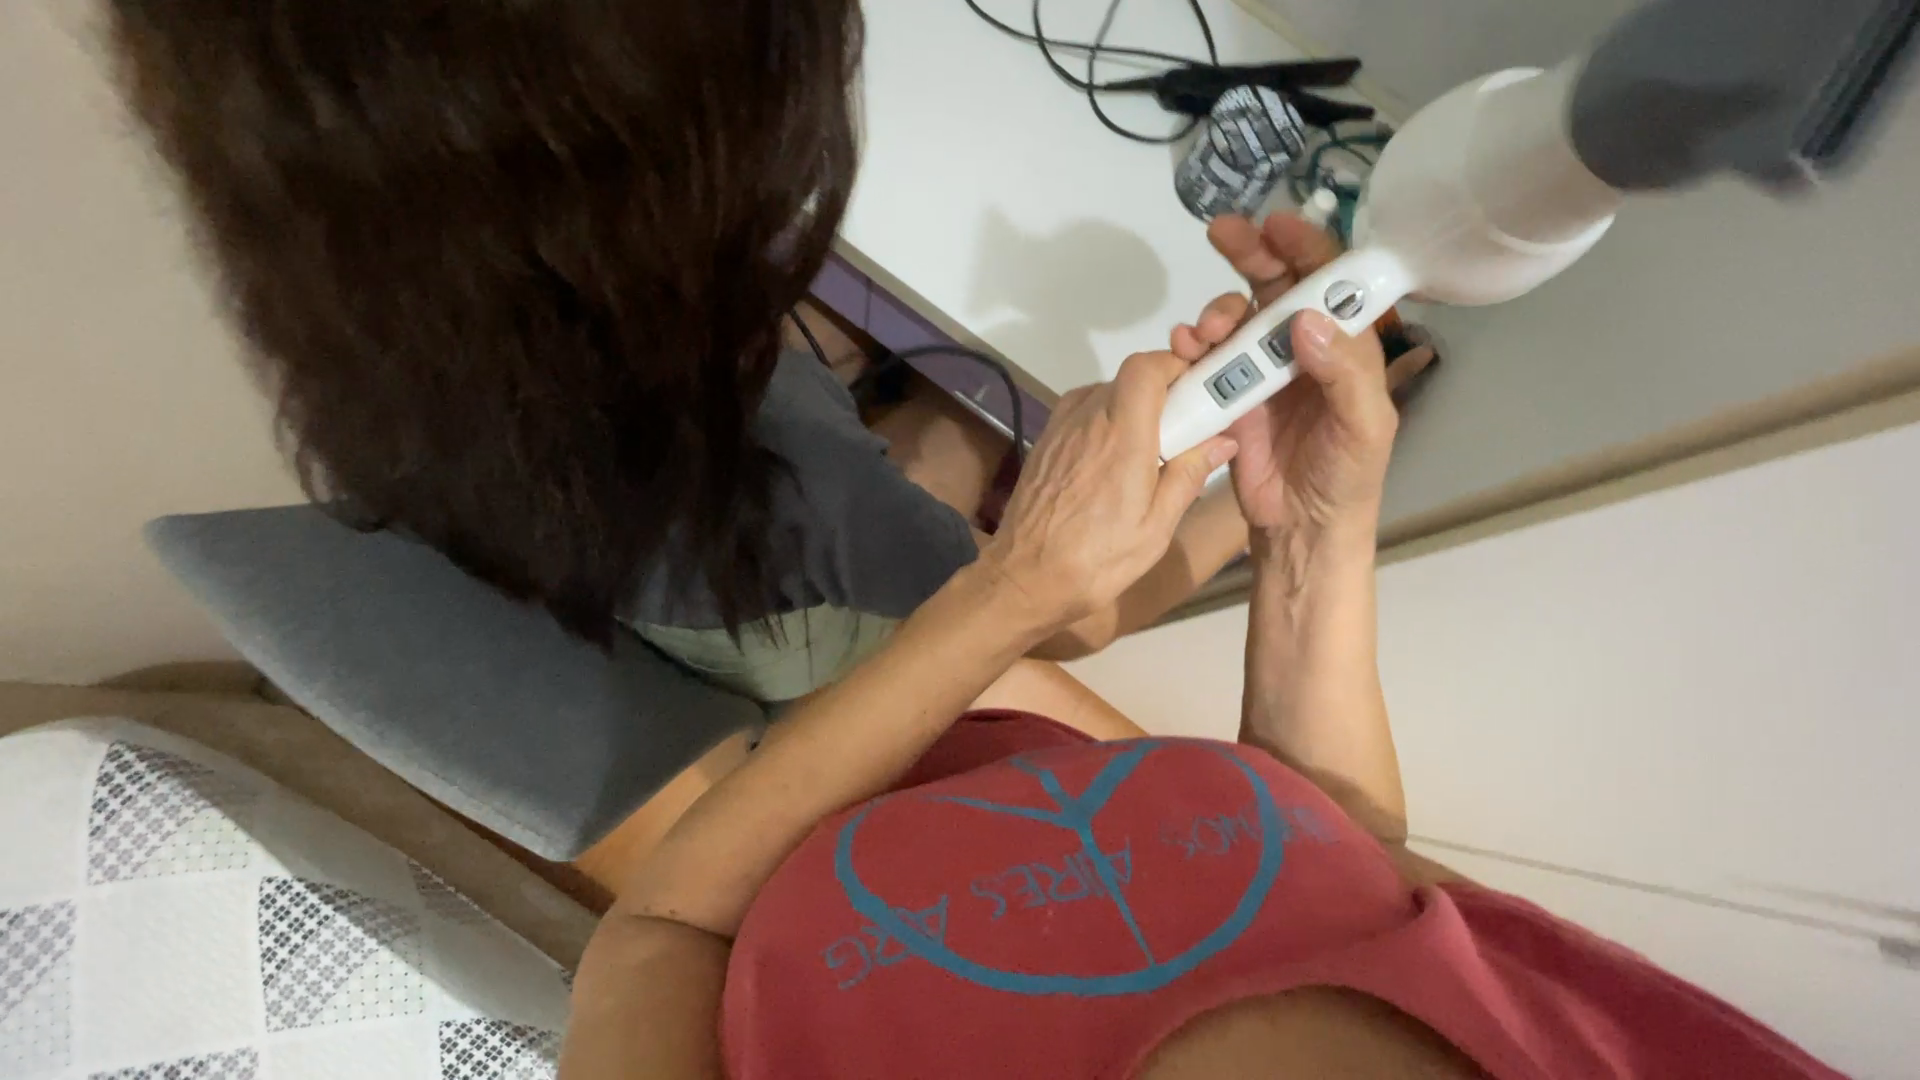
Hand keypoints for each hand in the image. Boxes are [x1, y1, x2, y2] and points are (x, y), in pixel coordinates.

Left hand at [980, 352, 1237, 627]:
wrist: (1024, 579)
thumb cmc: (1096, 560)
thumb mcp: (1155, 528)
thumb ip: (1188, 476)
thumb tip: (1222, 440)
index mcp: (1120, 435)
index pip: (1145, 366)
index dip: (1173, 365)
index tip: (1196, 388)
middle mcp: (1086, 420)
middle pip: (1126, 377)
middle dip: (1159, 391)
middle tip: (1181, 426)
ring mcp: (1059, 429)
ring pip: (1102, 393)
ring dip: (1129, 407)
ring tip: (1147, 448)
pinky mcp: (1044, 443)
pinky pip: (1080, 413)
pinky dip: (1102, 421)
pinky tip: (1111, 459)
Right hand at [1171, 214, 1402, 537]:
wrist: (1299, 528)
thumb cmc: (1346, 477)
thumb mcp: (1366, 425)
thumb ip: (1346, 372)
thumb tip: (1305, 320)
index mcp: (1344, 347)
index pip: (1327, 282)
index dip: (1306, 247)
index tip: (1276, 225)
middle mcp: (1300, 349)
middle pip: (1275, 286)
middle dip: (1250, 254)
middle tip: (1222, 234)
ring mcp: (1260, 372)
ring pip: (1235, 320)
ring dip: (1217, 311)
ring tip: (1205, 330)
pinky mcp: (1227, 397)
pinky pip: (1207, 361)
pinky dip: (1191, 347)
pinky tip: (1185, 349)